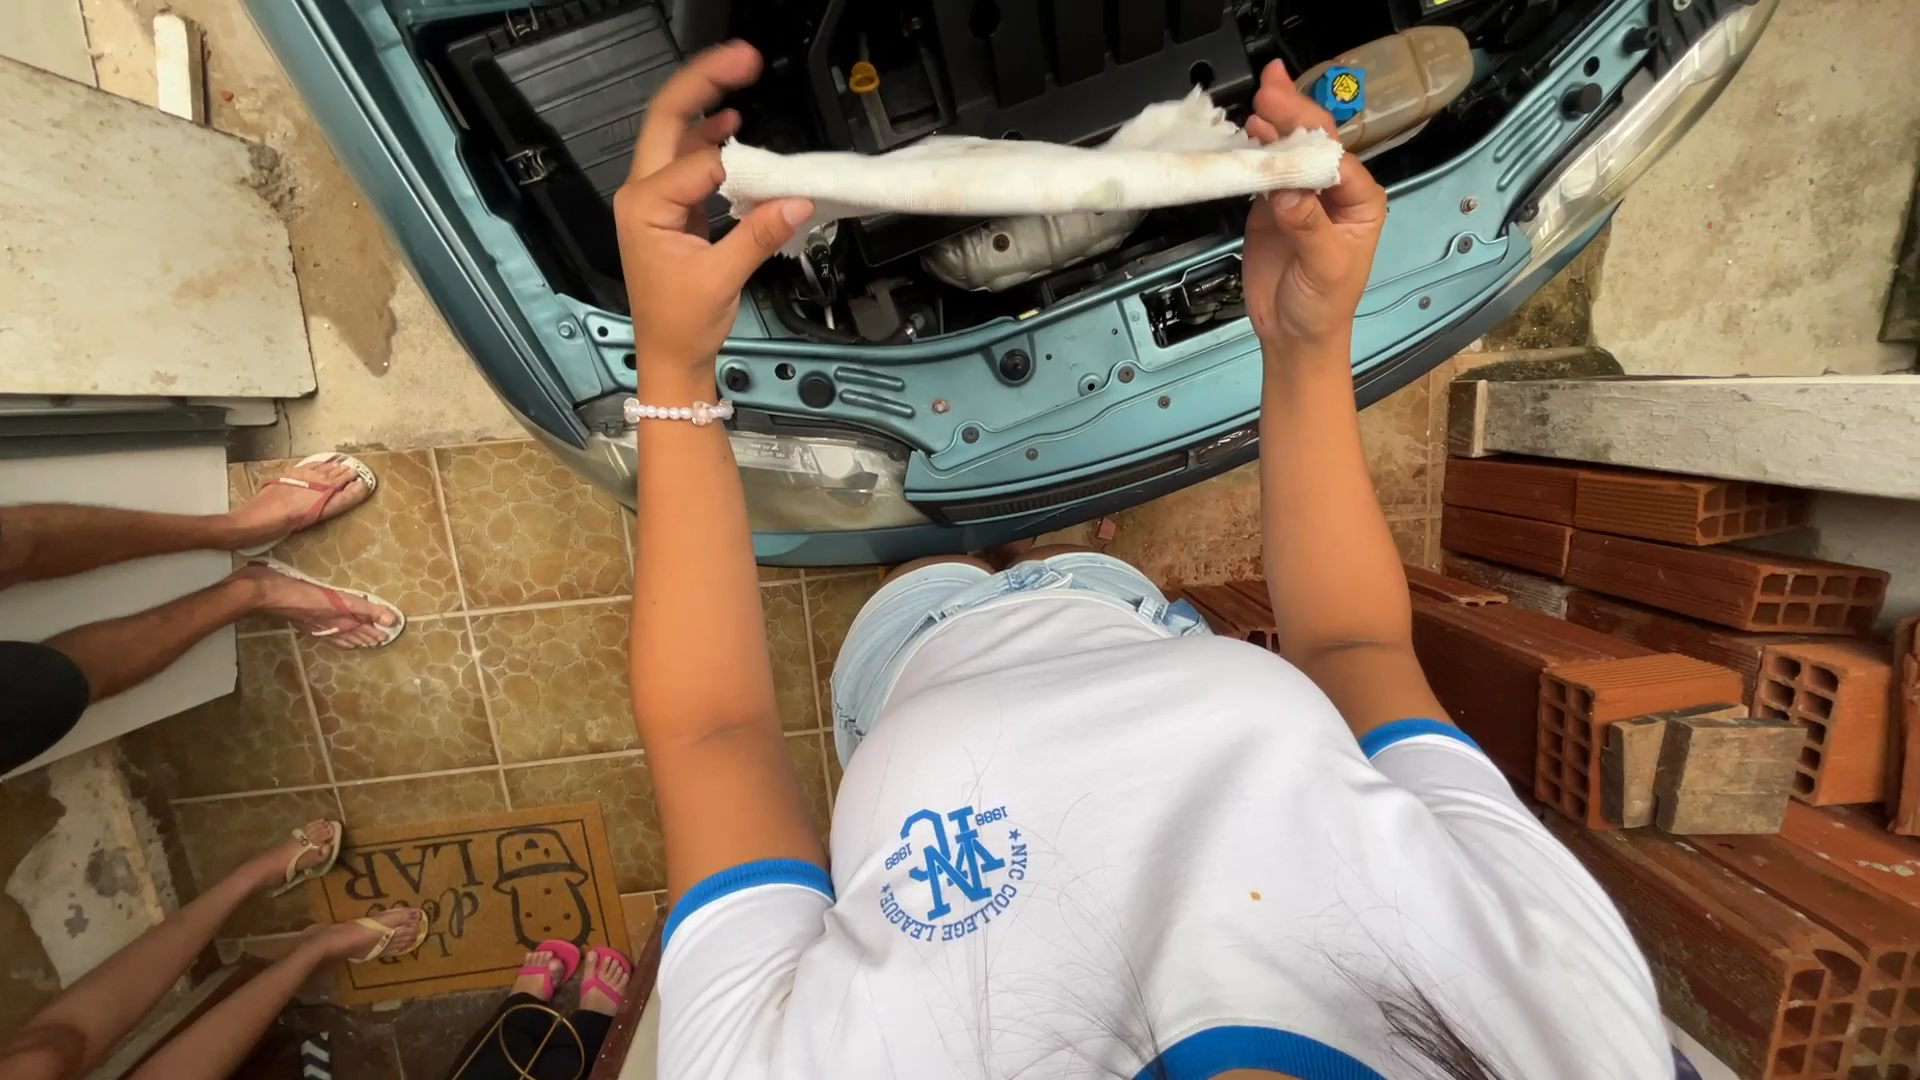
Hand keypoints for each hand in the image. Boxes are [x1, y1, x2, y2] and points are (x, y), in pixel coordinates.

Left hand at [614, 42, 812, 375]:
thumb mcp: (722, 280)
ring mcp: (656, 202)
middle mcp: (643, 194)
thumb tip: (797, 201)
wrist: (670, 356)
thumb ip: (759, 235)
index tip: (779, 171)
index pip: (697, 163)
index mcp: (645, 205)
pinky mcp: (673, 214)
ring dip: (707, 109)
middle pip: (668, 121)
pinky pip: (690, 167)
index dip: (739, 162)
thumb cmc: (683, 324)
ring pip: (677, 139)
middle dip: (704, 85)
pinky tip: (731, 130)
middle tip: (742, 59)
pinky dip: (712, 146)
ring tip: (740, 80)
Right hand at [1241, 61, 1388, 353]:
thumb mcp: (1326, 267)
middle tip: (1268, 89)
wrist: (1292, 336)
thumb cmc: (1324, 305)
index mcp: (1358, 200)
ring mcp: (1297, 201)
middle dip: (1293, 115)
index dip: (1311, 134)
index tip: (1285, 117)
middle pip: (1312, 146)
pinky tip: (1244, 138)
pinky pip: (1261, 180)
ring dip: (1270, 131)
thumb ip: (1309, 227)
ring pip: (1285, 158)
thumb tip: (1285, 193)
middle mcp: (1330, 193)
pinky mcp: (1268, 214)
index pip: (1334, 158)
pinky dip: (1251, 159)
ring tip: (1255, 105)